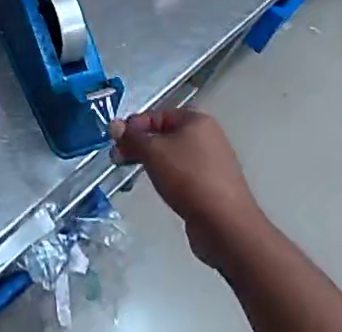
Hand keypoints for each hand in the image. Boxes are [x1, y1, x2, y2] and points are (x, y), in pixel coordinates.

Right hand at [110, 109, 256, 267]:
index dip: (133, 126)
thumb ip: (131, 137)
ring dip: (152, 162)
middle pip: (164, 135)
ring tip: (135, 173)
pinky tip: (161, 189)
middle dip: (140, 145)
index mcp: (197, 120)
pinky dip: (169, 178)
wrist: (227, 227)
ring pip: (173, 156)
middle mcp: (208, 137)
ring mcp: (213, 164)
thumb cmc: (189, 178)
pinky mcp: (214, 188)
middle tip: (118, 157)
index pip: (155, 115)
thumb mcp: (153, 151)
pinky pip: (184, 175)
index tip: (116, 141)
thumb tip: (115, 126)